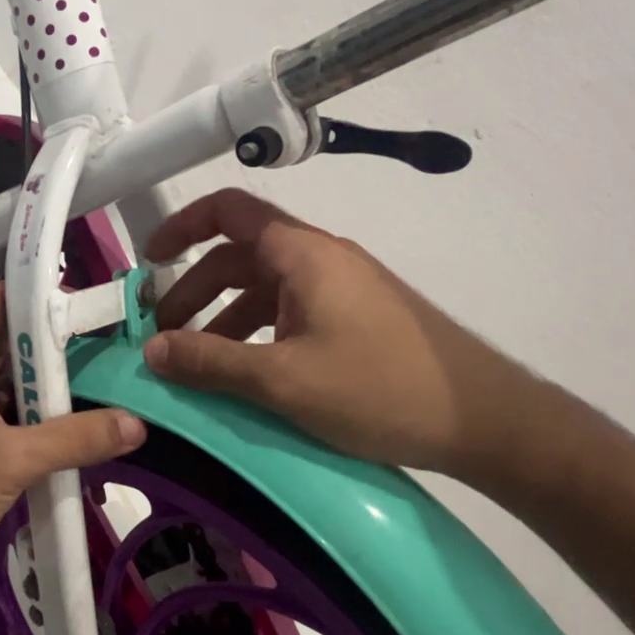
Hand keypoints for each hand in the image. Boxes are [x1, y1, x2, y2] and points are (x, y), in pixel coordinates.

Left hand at [0, 282, 146, 594]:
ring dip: (54, 380)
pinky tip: (84, 417)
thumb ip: (75, 439)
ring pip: (15, 379)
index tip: (86, 294)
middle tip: (112, 336)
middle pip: (12, 340)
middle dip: (57, 340)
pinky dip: (44, 412)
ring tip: (109, 371)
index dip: (35, 292)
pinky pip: (14, 410)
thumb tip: (136, 423)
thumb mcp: (12, 460)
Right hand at [141, 188, 558, 479]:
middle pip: (238, 256)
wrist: (485, 422)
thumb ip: (210, 362)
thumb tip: (150, 350)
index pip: (230, 211)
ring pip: (262, 290)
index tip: (148, 261)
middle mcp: (320, 261)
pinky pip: (288, 314)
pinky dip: (254, 334)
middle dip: (192, 292)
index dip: (182, 226)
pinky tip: (243, 373)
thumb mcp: (283, 379)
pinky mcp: (355, 321)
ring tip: (193, 363)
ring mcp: (341, 291)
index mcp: (303, 255)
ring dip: (221, 319)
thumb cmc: (380, 389)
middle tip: (160, 335)